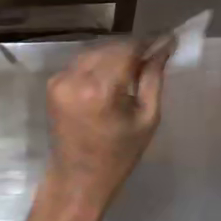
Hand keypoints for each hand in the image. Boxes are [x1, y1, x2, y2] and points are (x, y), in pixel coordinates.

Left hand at [43, 39, 171, 214]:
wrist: (77, 179)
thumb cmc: (119, 155)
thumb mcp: (147, 118)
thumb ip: (153, 77)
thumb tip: (164, 47)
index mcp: (101, 89)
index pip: (128, 49)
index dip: (148, 42)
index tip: (167, 41)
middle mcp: (76, 77)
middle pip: (111, 47)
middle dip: (133, 48)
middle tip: (153, 55)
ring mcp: (61, 79)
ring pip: (95, 51)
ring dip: (115, 53)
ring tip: (134, 65)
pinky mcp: (53, 83)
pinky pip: (82, 62)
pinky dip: (98, 63)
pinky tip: (111, 75)